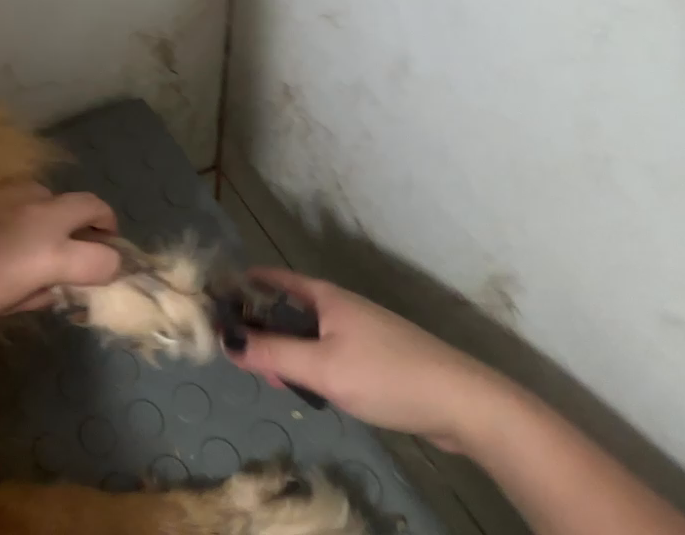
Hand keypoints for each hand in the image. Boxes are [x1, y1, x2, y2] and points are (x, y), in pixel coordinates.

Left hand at [0, 189, 123, 315]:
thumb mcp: (19, 303)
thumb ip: (50, 291)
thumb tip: (62, 284)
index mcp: (53, 253)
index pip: (107, 257)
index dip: (113, 268)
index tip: (104, 274)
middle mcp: (45, 217)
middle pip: (94, 205)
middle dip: (103, 221)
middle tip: (97, 236)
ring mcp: (22, 195)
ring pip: (58, 195)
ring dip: (62, 212)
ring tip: (47, 229)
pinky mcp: (1, 184)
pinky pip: (29, 190)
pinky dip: (33, 205)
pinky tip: (15, 218)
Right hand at [226, 269, 516, 452]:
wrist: (471, 407)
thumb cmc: (388, 376)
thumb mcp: (320, 368)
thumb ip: (270, 354)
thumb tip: (223, 341)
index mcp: (325, 297)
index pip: (271, 278)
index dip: (241, 287)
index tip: (214, 304)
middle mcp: (342, 306)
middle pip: (287, 309)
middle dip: (262, 330)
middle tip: (247, 359)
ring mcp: (363, 331)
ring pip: (309, 335)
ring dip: (289, 353)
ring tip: (281, 382)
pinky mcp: (380, 358)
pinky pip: (331, 352)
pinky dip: (314, 365)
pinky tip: (317, 391)